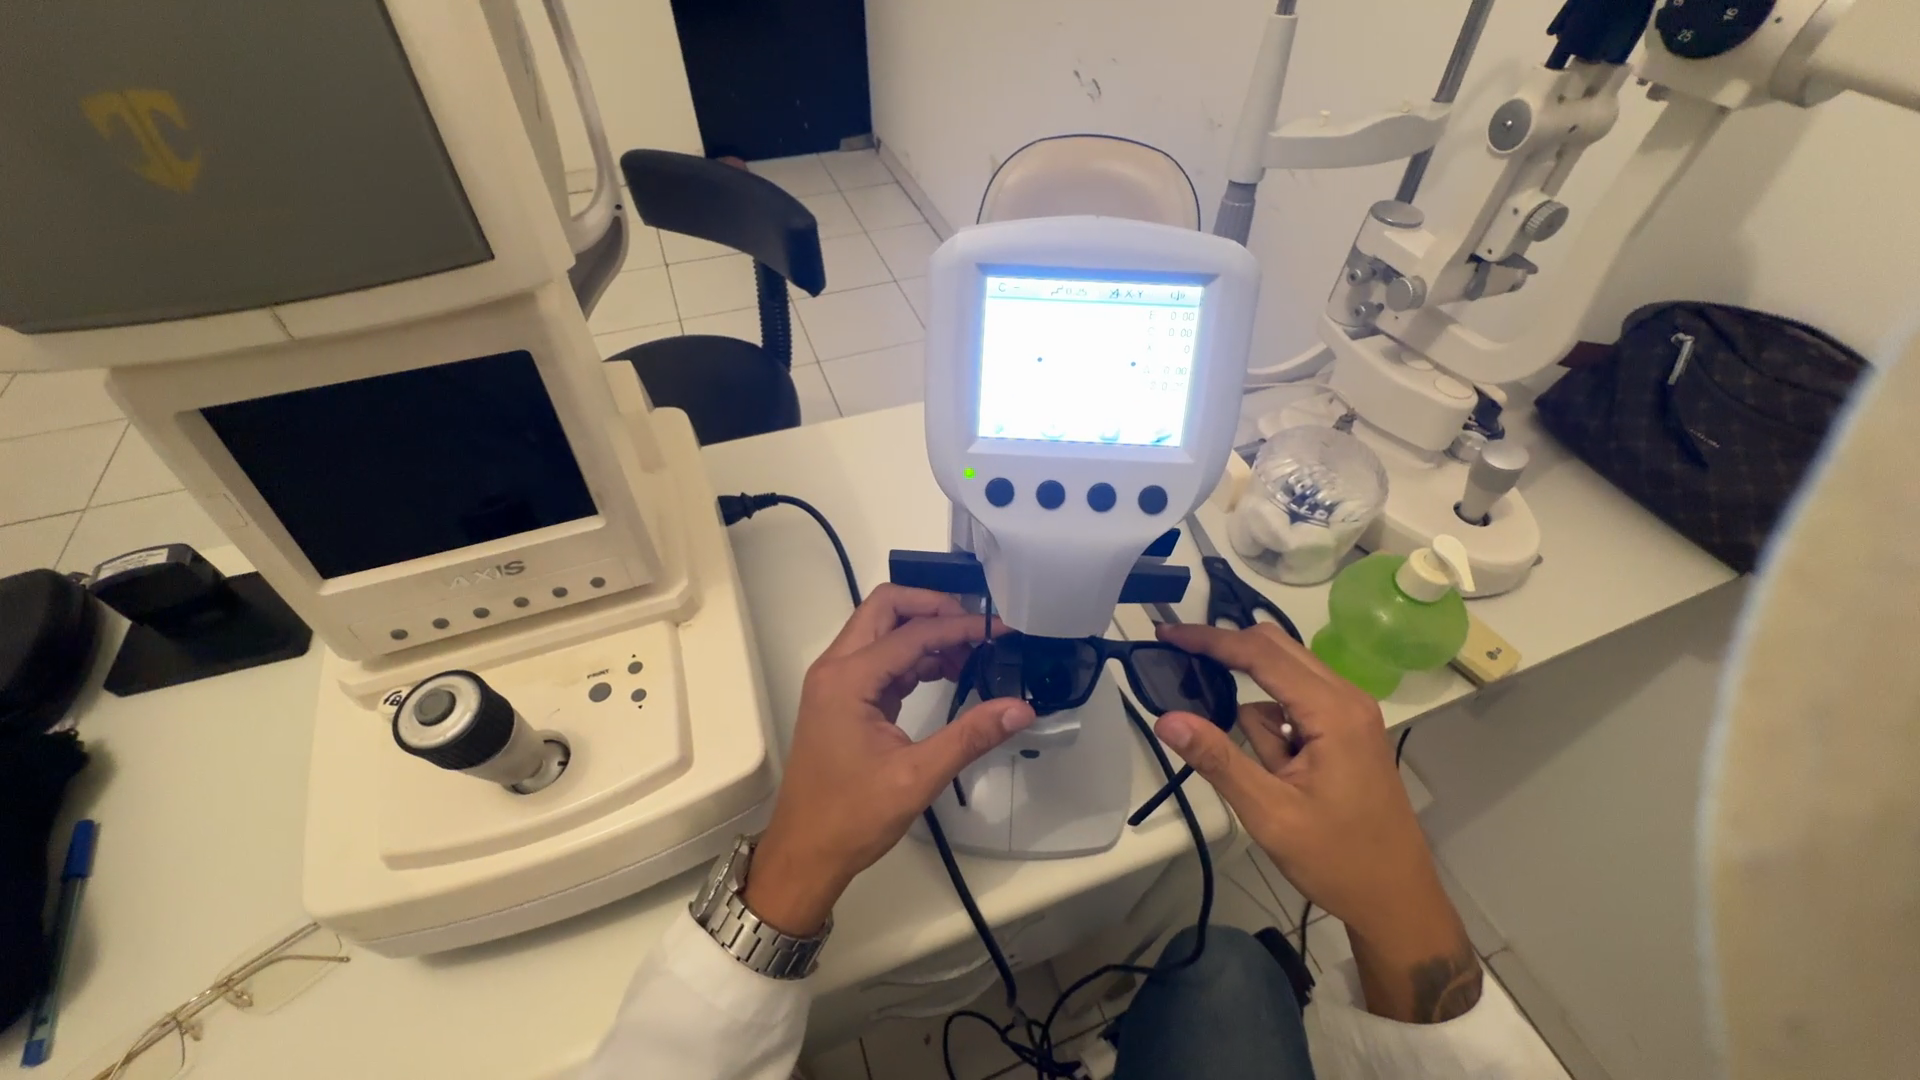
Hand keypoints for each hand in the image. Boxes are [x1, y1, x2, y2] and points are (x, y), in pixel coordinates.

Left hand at [744, 585, 1034, 936]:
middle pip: (886, 608)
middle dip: (933, 608)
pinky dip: (913, 657)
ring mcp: (837, 681)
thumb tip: (1021, 708)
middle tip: (976, 628)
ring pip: (882, 630)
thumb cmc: (852, 817)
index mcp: (848, 678)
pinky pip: (881, 658)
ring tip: (970, 656)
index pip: (912, 632)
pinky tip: (946, 674)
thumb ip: (971, 736)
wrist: (804, 853)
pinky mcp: (844, 698)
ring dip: (924, 632)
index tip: (1001, 632)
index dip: (960, 627)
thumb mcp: (917, 776)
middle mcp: (836, 667)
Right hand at [1152, 622, 1480, 1023]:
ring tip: (1265, 771)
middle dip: (1227, 654)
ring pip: (1283, 678)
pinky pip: (1295, 702)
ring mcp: (1351, 713)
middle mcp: (1347, 698)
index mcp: (1332, 712)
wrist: (1398, 900)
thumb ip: (1218, 759)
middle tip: (1180, 665)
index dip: (1209, 640)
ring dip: (1255, 708)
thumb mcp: (1269, 813)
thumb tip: (1167, 719)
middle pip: (1275, 649)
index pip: (1260, 653)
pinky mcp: (1347, 730)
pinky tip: (1277, 769)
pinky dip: (1272, 721)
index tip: (1168, 634)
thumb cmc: (1337, 859)